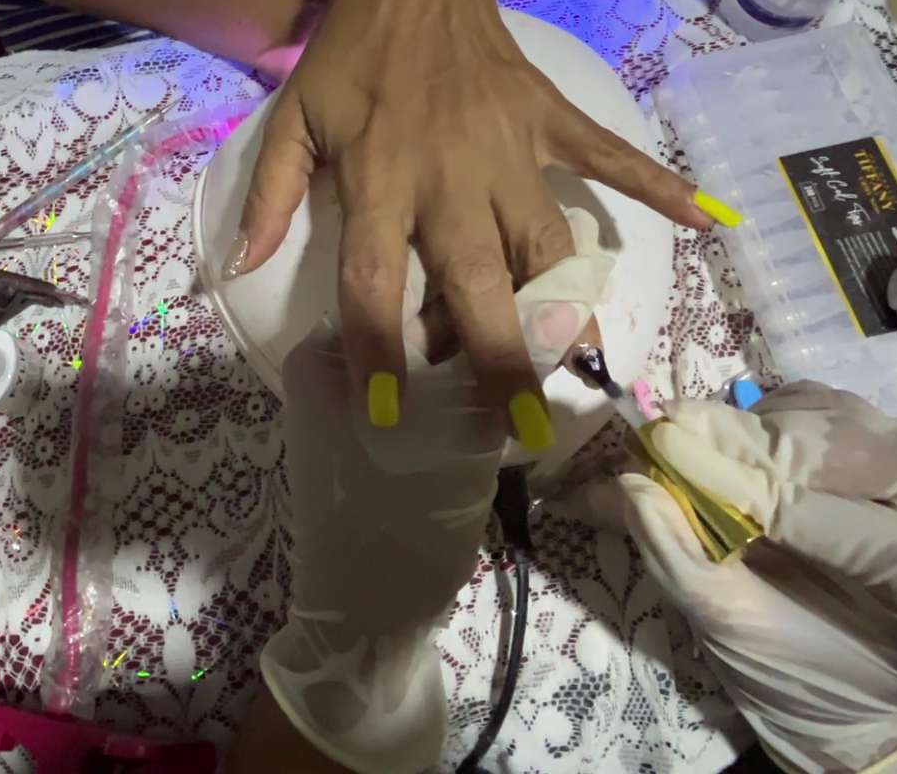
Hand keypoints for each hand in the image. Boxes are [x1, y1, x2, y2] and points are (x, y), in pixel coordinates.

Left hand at [227, 0, 711, 446]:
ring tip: (560, 357)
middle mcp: (448, 175)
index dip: (376, 352)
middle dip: (494, 358)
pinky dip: (653, 185)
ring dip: (554, 302)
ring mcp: (509, 146)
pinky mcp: (548, 118)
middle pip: (476, 281)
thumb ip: (269, 195)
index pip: (372, 281)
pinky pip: (608, 156)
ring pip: (545, 240)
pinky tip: (702, 218)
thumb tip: (241, 265)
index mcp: (377, 179)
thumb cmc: (347, 59)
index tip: (387, 412)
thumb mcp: (292, 121)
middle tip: (514, 427)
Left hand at [258, 244, 597, 771]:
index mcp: (329, 350)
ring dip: (481, 351)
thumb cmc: (399, 516)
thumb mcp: (458, 431)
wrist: (373, 614)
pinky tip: (510, 389)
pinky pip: (433, 385)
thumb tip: (567, 300)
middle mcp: (338, 363)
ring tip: (536, 352)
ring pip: (433, 350)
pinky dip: (471, 385)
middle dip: (479, 321)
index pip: (401, 282)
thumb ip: (508, 361)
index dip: (469, 286)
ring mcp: (360, 396)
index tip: (527, 287)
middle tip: (539, 330)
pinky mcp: (387, 427)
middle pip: (420, 316)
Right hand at [617, 383, 896, 773]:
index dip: (792, 504)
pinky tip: (731, 439)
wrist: (838, 680)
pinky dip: (771, 413)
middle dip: (780, 441)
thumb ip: (684, 562)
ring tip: (695, 437)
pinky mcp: (886, 451)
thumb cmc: (793, 676)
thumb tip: (632, 485)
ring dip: (769, 421)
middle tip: (680, 430)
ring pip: (865, 420)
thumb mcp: (734, 637)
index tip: (682, 468)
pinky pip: (835, 408)